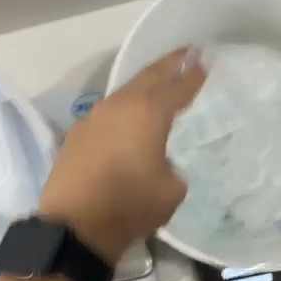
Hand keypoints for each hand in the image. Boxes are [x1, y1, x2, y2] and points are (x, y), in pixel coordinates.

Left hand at [37, 47, 204, 262]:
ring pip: (124, 94)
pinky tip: (127, 122)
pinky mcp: (76, 136)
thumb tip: (161, 163)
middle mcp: (119, 106)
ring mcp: (93, 118)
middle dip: (169, 65)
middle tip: (186, 55)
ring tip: (158, 87)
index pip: (177, 87)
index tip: (204, 62)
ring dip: (143, 88)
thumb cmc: (131, 206)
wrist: (76, 226)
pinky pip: (107, 116)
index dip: (193, 75)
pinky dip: (123, 112)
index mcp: (148, 113)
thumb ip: (172, 167)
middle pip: (148, 77)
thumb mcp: (171, 190)